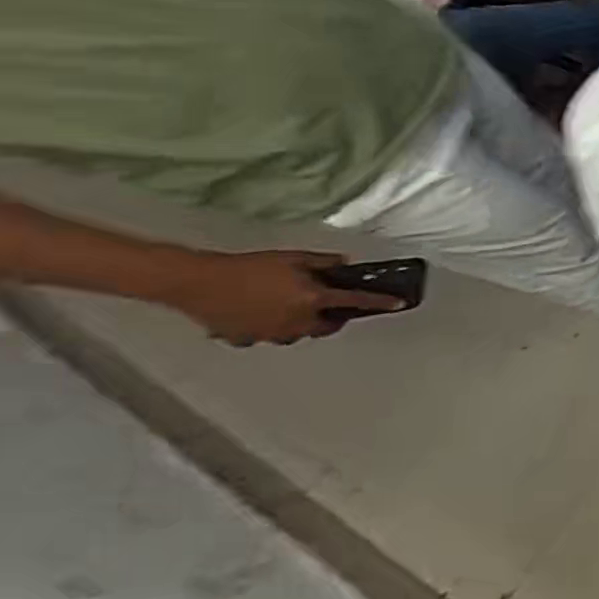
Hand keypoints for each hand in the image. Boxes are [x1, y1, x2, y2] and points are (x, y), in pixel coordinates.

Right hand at [166, 251, 405, 346]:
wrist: (199, 281)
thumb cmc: (251, 266)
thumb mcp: (296, 258)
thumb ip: (325, 264)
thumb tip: (344, 265)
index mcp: (312, 300)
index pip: (355, 302)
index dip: (379, 303)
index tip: (398, 304)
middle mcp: (295, 321)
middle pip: (325, 327)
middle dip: (332, 318)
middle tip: (328, 305)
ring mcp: (269, 334)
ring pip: (296, 334)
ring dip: (301, 323)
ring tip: (291, 304)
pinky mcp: (244, 339)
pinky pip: (266, 336)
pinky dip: (270, 326)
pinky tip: (259, 311)